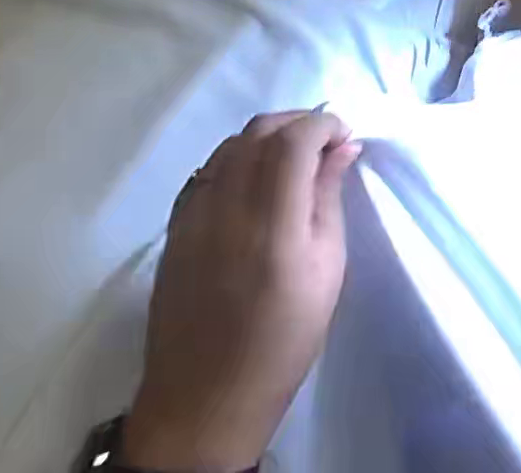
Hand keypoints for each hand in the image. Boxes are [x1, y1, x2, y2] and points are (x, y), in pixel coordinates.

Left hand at [120, 111, 361, 471]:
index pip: (293, 140)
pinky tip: (257, 181)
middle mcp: (224, 212)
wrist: (207, 397)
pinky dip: (237, 159)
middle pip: (258, 132)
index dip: (325, 124)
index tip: (348, 137)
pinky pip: (205, 172)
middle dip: (300, 122)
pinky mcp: (172, 233)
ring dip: (269, 137)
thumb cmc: (286, 333)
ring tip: (297, 159)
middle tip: (328, 144)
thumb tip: (343, 147)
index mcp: (272, 224)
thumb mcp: (328, 263)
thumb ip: (328, 197)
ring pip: (228, 146)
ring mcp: (190, 220)